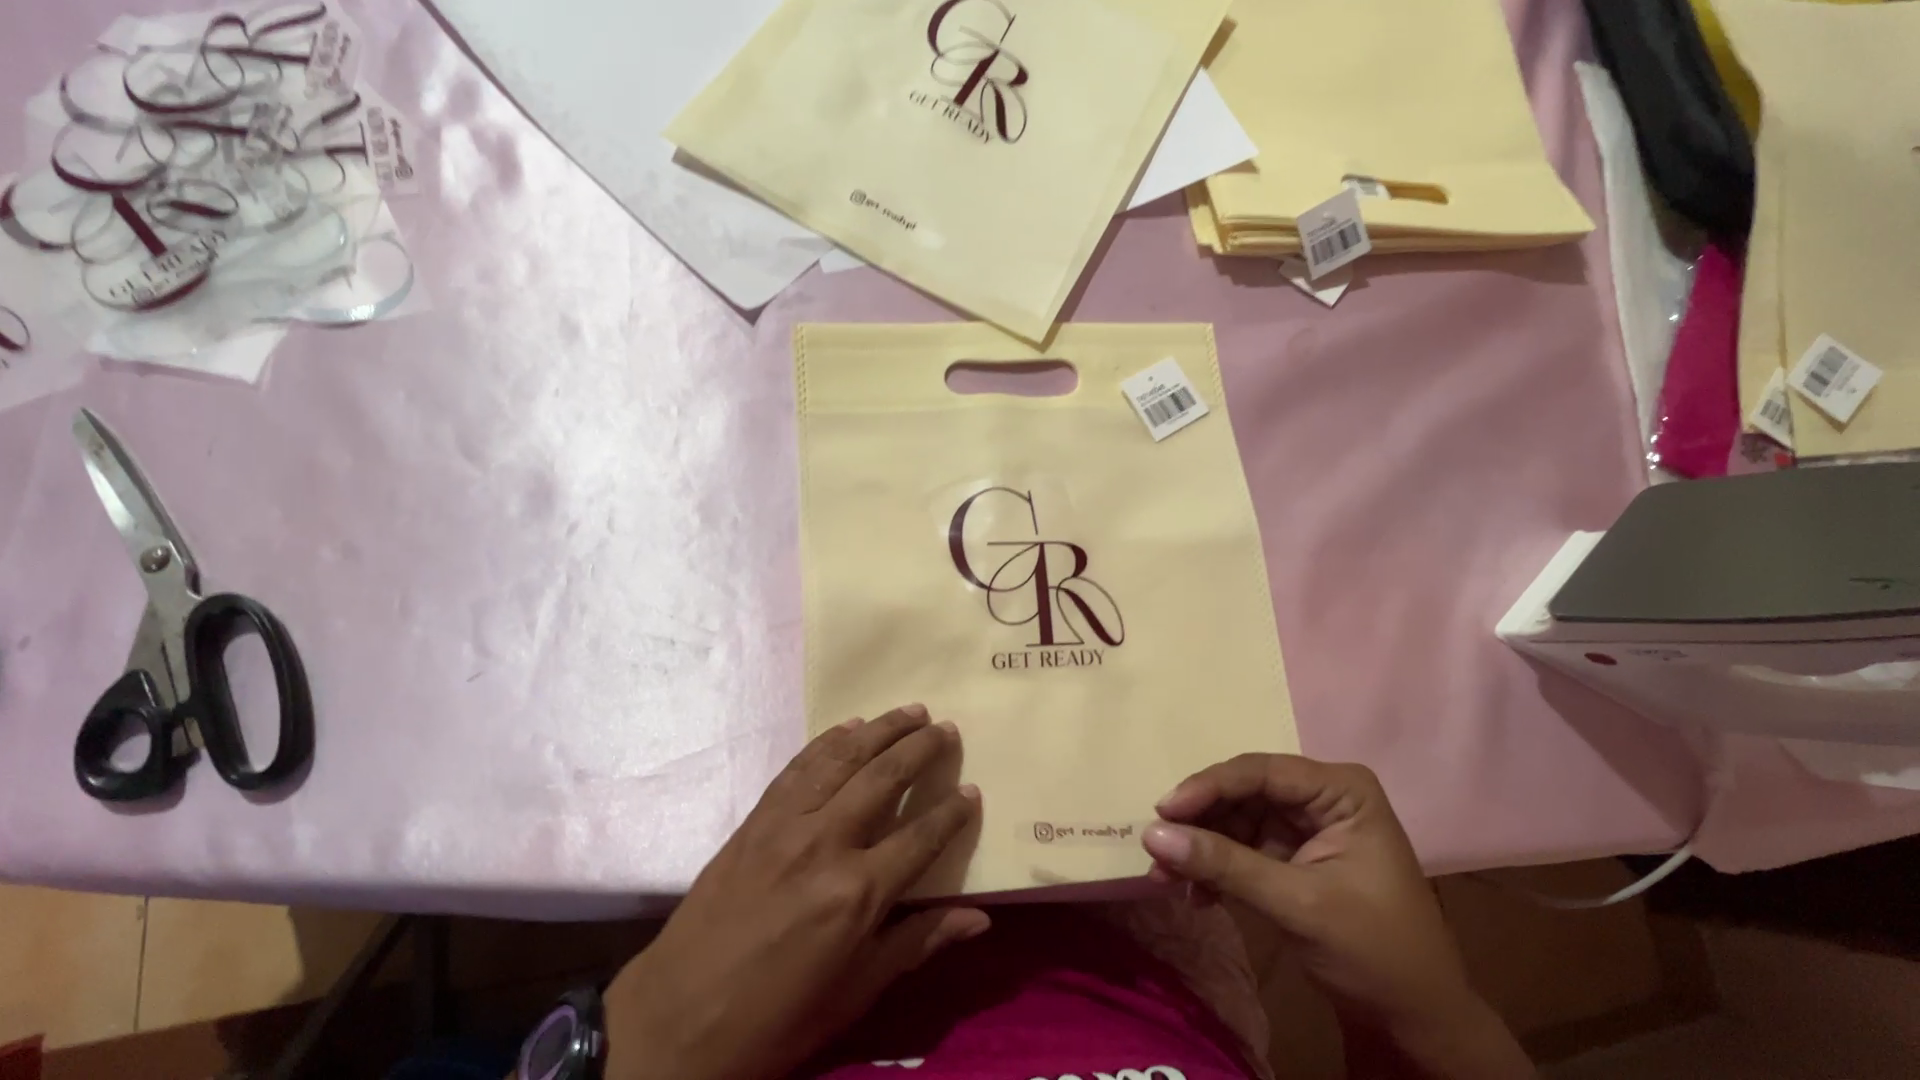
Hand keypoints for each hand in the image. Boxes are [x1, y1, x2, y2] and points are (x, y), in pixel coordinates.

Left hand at [602, 706, 986, 1079]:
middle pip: (883, 779)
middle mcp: (825, 844)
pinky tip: (847, 729)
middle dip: (920, 749)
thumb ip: (918, 943)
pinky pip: (798, 768)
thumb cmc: (778, 1016)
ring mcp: (784, 825)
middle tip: (946, 728)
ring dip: (879, 730)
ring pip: (841, 759)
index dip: (952, 812)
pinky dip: (826, 742)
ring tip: (909, 711)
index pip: (921, 836)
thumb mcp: (856, 990)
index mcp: (858, 893)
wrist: (678, 1018)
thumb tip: (978, 917)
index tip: (972, 789)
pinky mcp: (754, 820)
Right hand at [1142, 755, 1531, 1079]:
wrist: (1416, 1020)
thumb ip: (1225, 865)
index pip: (1260, 772)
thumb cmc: (1375, 951)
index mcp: (1340, 790)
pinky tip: (1196, 896)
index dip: (1207, 787)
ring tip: (1166, 878)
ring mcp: (1305, 827)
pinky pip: (1241, 849)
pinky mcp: (1292, 857)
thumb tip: (1152, 834)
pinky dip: (1216, 870)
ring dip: (1201, 849)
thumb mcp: (1298, 904)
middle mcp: (1321, 797)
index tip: (1161, 811)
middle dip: (1199, 822)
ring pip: (1235, 821)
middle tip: (1155, 848)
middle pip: (1242, 793)